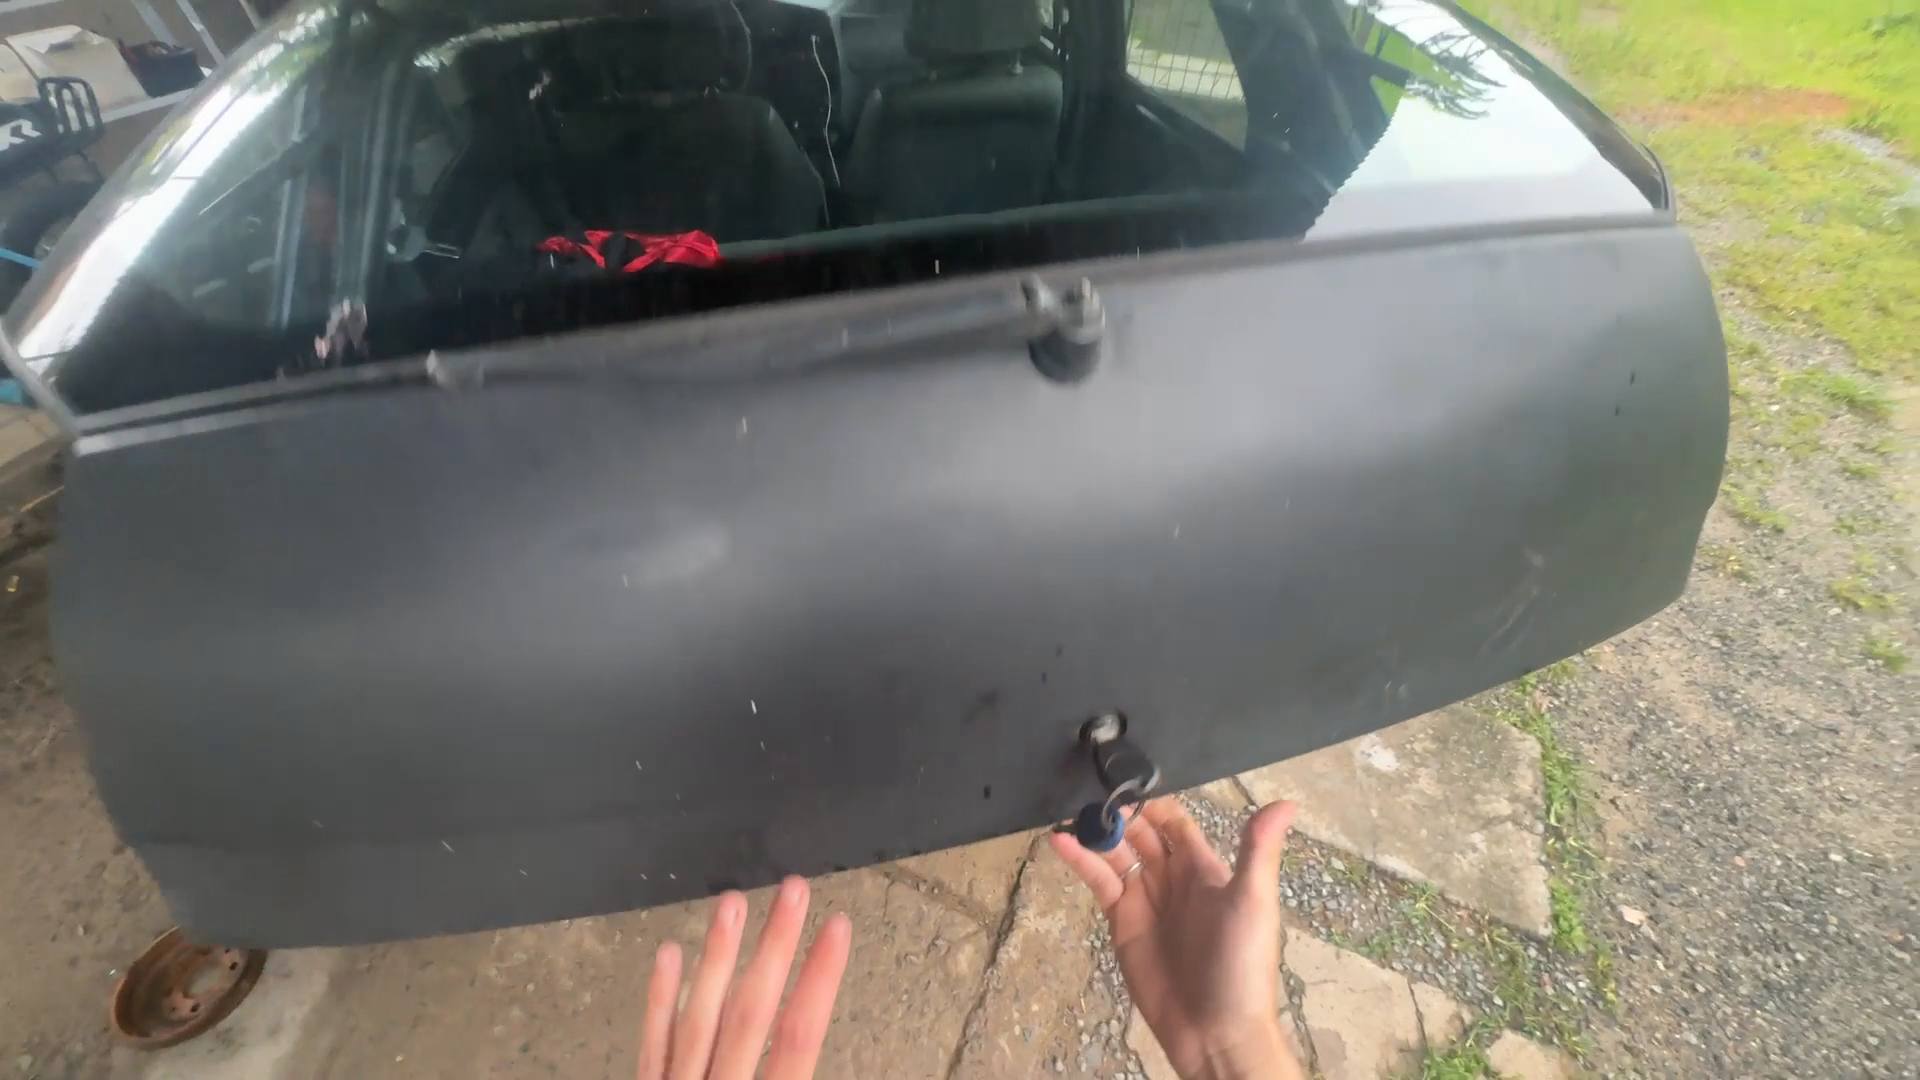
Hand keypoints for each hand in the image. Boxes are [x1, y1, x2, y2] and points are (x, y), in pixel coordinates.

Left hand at [636, 876, 851, 1079]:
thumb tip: (809, 1028)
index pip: (798, 1039)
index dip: (820, 981)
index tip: (839, 924)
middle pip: (749, 1015)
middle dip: (774, 947)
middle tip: (794, 888)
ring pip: (698, 1021)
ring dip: (717, 957)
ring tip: (732, 901)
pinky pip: (652, 1047)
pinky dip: (659, 1001)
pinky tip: (670, 953)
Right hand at [1050, 797, 1303, 1079]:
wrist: (1216, 1035)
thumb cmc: (1240, 966)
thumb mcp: (1253, 903)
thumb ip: (1258, 851)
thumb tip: (1285, 803)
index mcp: (1202, 868)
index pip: (1173, 821)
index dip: (1152, 801)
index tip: (1127, 782)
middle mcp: (1171, 877)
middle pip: (1139, 832)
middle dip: (1118, 814)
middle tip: (1090, 797)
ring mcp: (1144, 898)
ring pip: (1115, 852)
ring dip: (1094, 832)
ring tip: (1069, 814)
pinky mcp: (1121, 920)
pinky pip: (1099, 881)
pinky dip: (1079, 859)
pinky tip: (1060, 840)